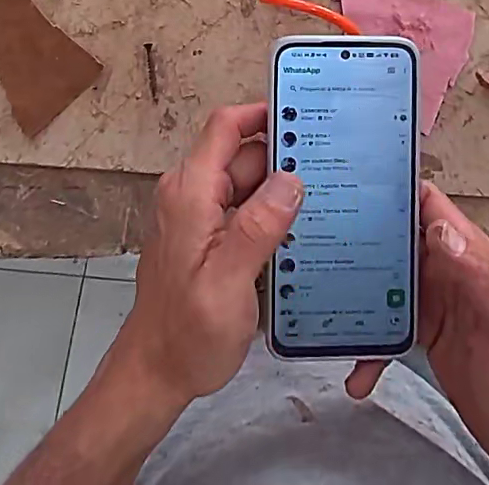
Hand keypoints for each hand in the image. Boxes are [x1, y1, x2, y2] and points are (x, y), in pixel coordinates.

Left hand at [9, 105, 300, 484]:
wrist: (155, 376)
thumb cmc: (186, 336)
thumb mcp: (226, 283)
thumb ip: (257, 228)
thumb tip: (291, 180)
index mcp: (192, 192)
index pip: (227, 126)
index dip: (264, 112)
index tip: (306, 115)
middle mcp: (194, 192)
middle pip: (247, 152)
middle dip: (286, 155)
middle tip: (333, 163)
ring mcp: (202, 211)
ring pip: (251, 177)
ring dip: (283, 184)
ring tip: (328, 192)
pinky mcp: (211, 230)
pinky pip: (248, 201)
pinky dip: (274, 206)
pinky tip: (303, 222)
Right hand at [345, 183, 488, 483]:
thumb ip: (483, 277)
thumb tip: (443, 231)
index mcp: (475, 259)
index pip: (433, 207)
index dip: (399, 190)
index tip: (358, 186)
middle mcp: (454, 274)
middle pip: (402, 240)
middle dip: (365, 240)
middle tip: (325, 248)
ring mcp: (441, 304)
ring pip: (390, 280)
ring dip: (361, 294)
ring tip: (332, 312)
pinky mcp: (431, 335)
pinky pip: (392, 326)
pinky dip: (372, 345)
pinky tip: (360, 370)